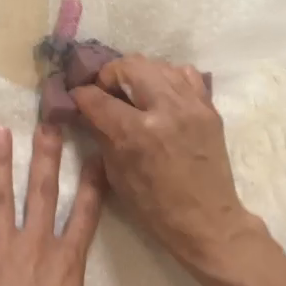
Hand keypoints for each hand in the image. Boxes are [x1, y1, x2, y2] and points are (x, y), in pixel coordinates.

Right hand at [69, 56, 267, 277]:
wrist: (206, 220)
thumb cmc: (155, 208)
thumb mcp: (117, 176)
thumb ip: (103, 137)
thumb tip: (90, 113)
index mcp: (137, 133)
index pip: (98, 98)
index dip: (81, 96)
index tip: (77, 99)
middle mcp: (165, 109)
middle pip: (130, 66)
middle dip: (110, 75)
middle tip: (105, 92)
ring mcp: (191, 105)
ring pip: (158, 65)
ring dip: (138, 74)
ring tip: (133, 93)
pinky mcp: (209, 108)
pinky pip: (185, 75)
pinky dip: (168, 79)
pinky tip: (161, 95)